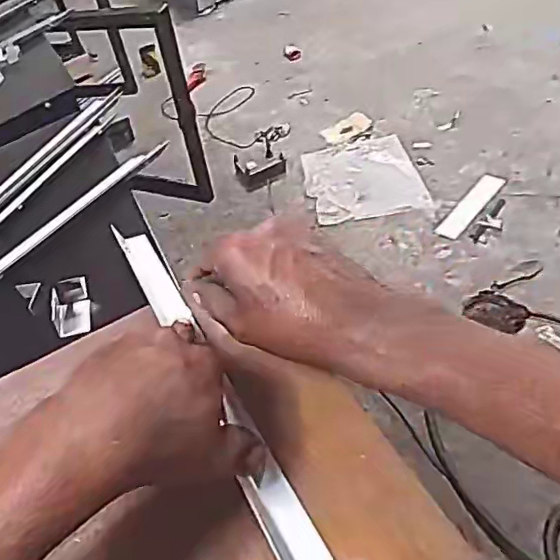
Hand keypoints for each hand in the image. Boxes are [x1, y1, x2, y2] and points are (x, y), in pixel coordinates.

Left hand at [32, 314, 259, 494]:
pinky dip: (120, 371)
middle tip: (178, 397)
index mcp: (206, 362)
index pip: (220, 360)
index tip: (209, 398)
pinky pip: (119, 354)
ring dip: (152, 364)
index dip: (214, 381)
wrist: (93, 441)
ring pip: (152, 345)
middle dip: (183, 366)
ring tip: (146, 400)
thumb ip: (241, 450)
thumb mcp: (212, 460)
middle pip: (186, 345)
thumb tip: (251, 452)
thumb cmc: (147, 443)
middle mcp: (171, 343)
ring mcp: (135, 343)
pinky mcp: (103, 350)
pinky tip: (119, 399)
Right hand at [188, 217, 443, 379]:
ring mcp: (291, 232)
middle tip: (245, 309)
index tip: (208, 298)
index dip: (203, 285)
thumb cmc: (308, 328)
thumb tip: (201, 293)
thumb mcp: (240, 326)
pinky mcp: (313, 238)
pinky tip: (296, 298)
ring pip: (261, 252)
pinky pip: (287, 252)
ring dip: (262, 273)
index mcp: (235, 250)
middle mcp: (262, 232)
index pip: (201, 261)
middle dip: (235, 278)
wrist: (358, 324)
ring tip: (277, 306)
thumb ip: (209, 303)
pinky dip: (286, 270)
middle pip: (233, 252)